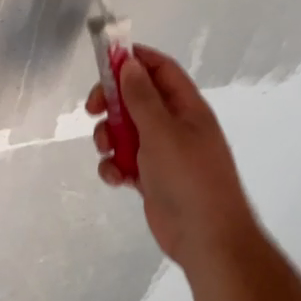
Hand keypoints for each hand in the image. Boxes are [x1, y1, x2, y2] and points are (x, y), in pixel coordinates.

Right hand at [87, 45, 254, 265]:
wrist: (208, 240)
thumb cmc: (189, 179)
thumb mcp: (162, 132)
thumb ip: (142, 97)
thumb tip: (129, 64)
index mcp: (186, 108)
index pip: (160, 69)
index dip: (133, 60)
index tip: (103, 63)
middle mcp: (175, 125)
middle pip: (136, 98)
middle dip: (111, 102)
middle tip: (92, 109)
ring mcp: (163, 152)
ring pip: (125, 130)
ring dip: (109, 137)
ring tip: (107, 152)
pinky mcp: (150, 177)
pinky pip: (124, 160)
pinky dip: (115, 165)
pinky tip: (116, 178)